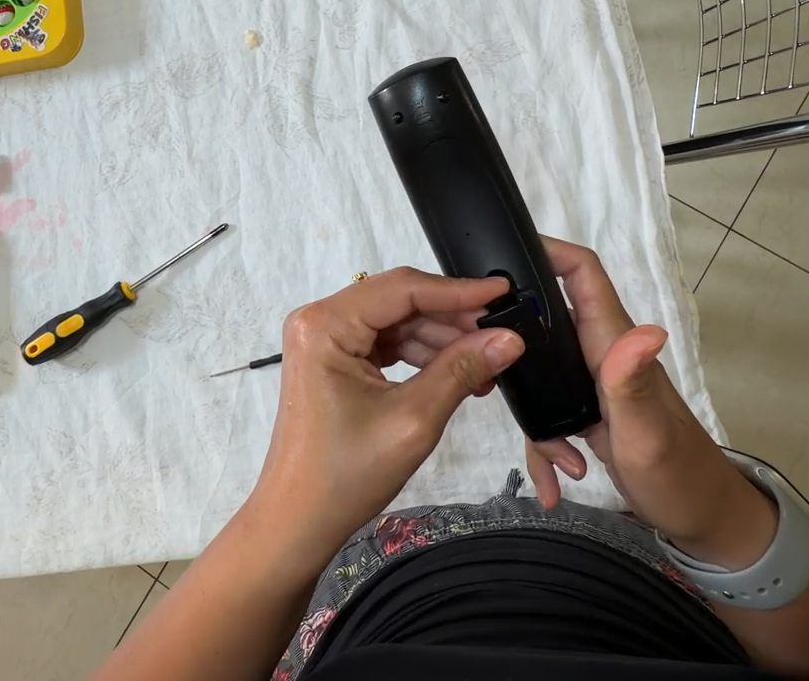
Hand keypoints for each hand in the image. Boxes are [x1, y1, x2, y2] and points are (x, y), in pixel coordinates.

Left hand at [247, 268, 524, 563]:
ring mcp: (324, 338)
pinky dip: (421, 355)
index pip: (402, 289)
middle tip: (502, 334)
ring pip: (396, 321)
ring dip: (440, 339)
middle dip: (452, 318)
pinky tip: (458, 372)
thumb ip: (461, 370)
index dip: (457, 290)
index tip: (503, 291)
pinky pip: (385, 342)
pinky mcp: (333, 358)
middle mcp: (319, 319)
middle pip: (399, 301)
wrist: (299, 521)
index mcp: (325, 324)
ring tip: (487, 363)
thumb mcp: (413, 420)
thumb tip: (510, 338)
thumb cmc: (345, 475)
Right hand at [382, 239, 776, 568]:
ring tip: (551, 458)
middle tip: (482, 368)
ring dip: (532, 417)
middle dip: (510, 337)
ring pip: (537, 372)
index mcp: (611, 343)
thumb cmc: (680, 475)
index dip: (546, 250)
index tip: (499, 258)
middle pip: (544, 316)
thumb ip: (632, 384)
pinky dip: (545, 449)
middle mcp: (598, 352)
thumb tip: (642, 329)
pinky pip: (547, 415)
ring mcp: (590, 382)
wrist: (705, 520)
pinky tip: (551, 485)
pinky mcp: (585, 411)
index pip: (582, 272)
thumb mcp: (648, 435)